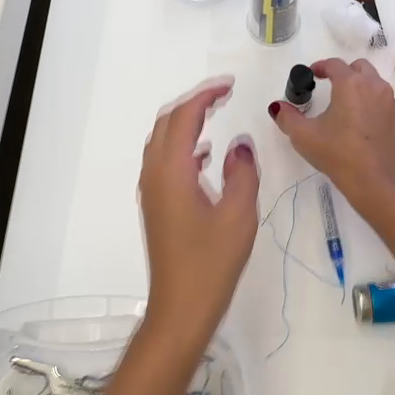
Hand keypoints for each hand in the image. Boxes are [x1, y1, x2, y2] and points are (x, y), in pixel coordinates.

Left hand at [138, 77, 259, 342]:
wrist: (180, 308)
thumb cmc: (211, 263)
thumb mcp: (238, 215)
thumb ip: (242, 172)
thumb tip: (240, 144)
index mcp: (171, 170)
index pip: (184, 117)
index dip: (206, 95)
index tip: (230, 85)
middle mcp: (154, 174)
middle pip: (168, 123)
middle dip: (194, 103)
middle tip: (225, 95)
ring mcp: (151, 191)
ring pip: (163, 142)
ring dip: (187, 123)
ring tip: (218, 115)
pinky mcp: (156, 206)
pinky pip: (165, 161)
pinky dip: (184, 146)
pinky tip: (207, 155)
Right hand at [268, 58, 394, 208]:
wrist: (378, 184)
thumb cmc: (338, 155)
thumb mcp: (303, 136)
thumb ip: (287, 117)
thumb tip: (277, 107)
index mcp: (352, 85)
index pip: (335, 64)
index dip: (321, 66)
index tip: (312, 73)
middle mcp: (376, 88)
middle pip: (361, 68)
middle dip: (346, 72)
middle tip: (332, 86)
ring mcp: (394, 106)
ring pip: (377, 87)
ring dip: (363, 90)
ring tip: (349, 109)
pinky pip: (387, 109)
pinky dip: (376, 111)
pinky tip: (365, 130)